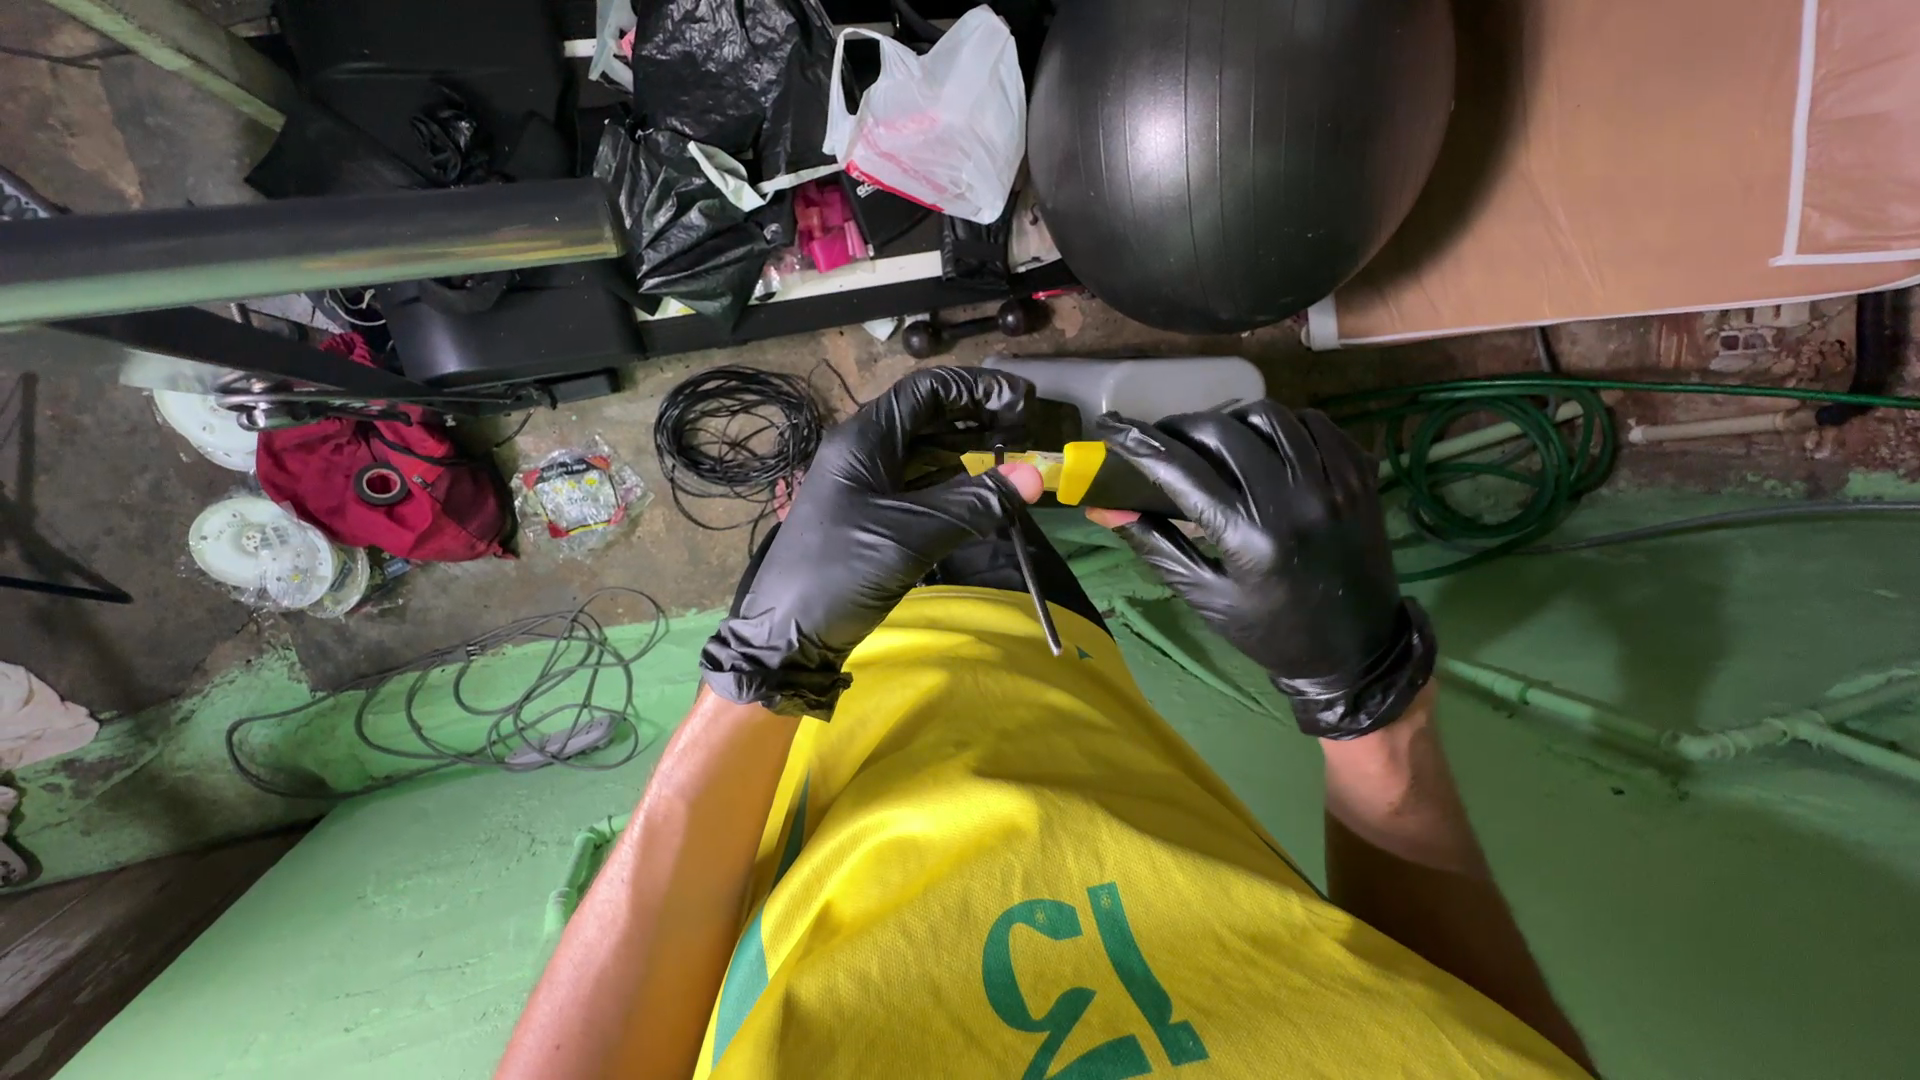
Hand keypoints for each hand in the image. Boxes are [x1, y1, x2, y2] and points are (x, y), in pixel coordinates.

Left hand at [701, 366, 1042, 715]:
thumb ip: (974, 503)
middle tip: (1025, 430)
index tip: (1023, 402)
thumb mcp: (912, 534)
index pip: (927, 390)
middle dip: (977, 417)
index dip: (978, 388)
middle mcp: (863, 449)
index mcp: (863, 438)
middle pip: (927, 416)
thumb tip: (1034, 477)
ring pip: (923, 451)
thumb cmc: (840, 572)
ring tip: (1011, 457)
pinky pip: (916, 484)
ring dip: (966, 449)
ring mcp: (864, 482)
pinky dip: (950, 482)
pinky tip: (979, 492)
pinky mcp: (869, 513)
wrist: (787, 633)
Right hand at [1090, 402, 1433, 738]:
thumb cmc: (1268, 631)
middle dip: (1182, 427)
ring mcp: (1333, 483)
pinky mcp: (1361, 476)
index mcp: (1249, 537)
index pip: (1180, 470)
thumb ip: (1154, 545)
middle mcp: (1294, 500)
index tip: (1110, 426)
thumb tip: (1105, 506)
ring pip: (1271, 416)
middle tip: (1166, 440)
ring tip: (1216, 442)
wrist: (1356, 651)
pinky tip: (1266, 446)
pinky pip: (1315, 424)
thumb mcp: (1203, 595)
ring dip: (1232, 421)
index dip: (1137, 442)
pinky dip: (1282, 426)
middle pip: (1223, 430)